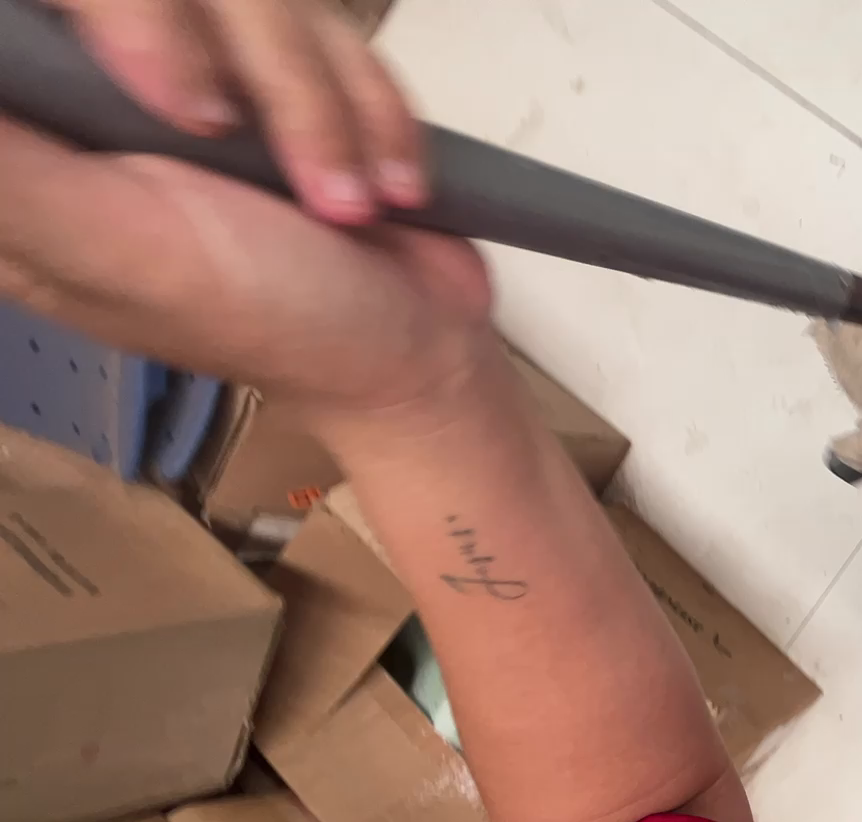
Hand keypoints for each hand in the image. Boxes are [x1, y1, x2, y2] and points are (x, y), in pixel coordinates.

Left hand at [0, 1, 493, 414]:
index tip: (163, 96)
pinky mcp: (313, 87)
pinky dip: (382, 117)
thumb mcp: (110, 246)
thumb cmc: (280, 323)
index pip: (23, 6)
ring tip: (348, 202)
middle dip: (231, 65)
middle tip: (228, 137)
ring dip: (327, 111)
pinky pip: (345, 42)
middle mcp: (111, 75)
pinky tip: (391, 186)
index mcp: (26, 115)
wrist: (427, 355)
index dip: (105, 16)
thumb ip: (3, 162)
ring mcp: (225, 75)